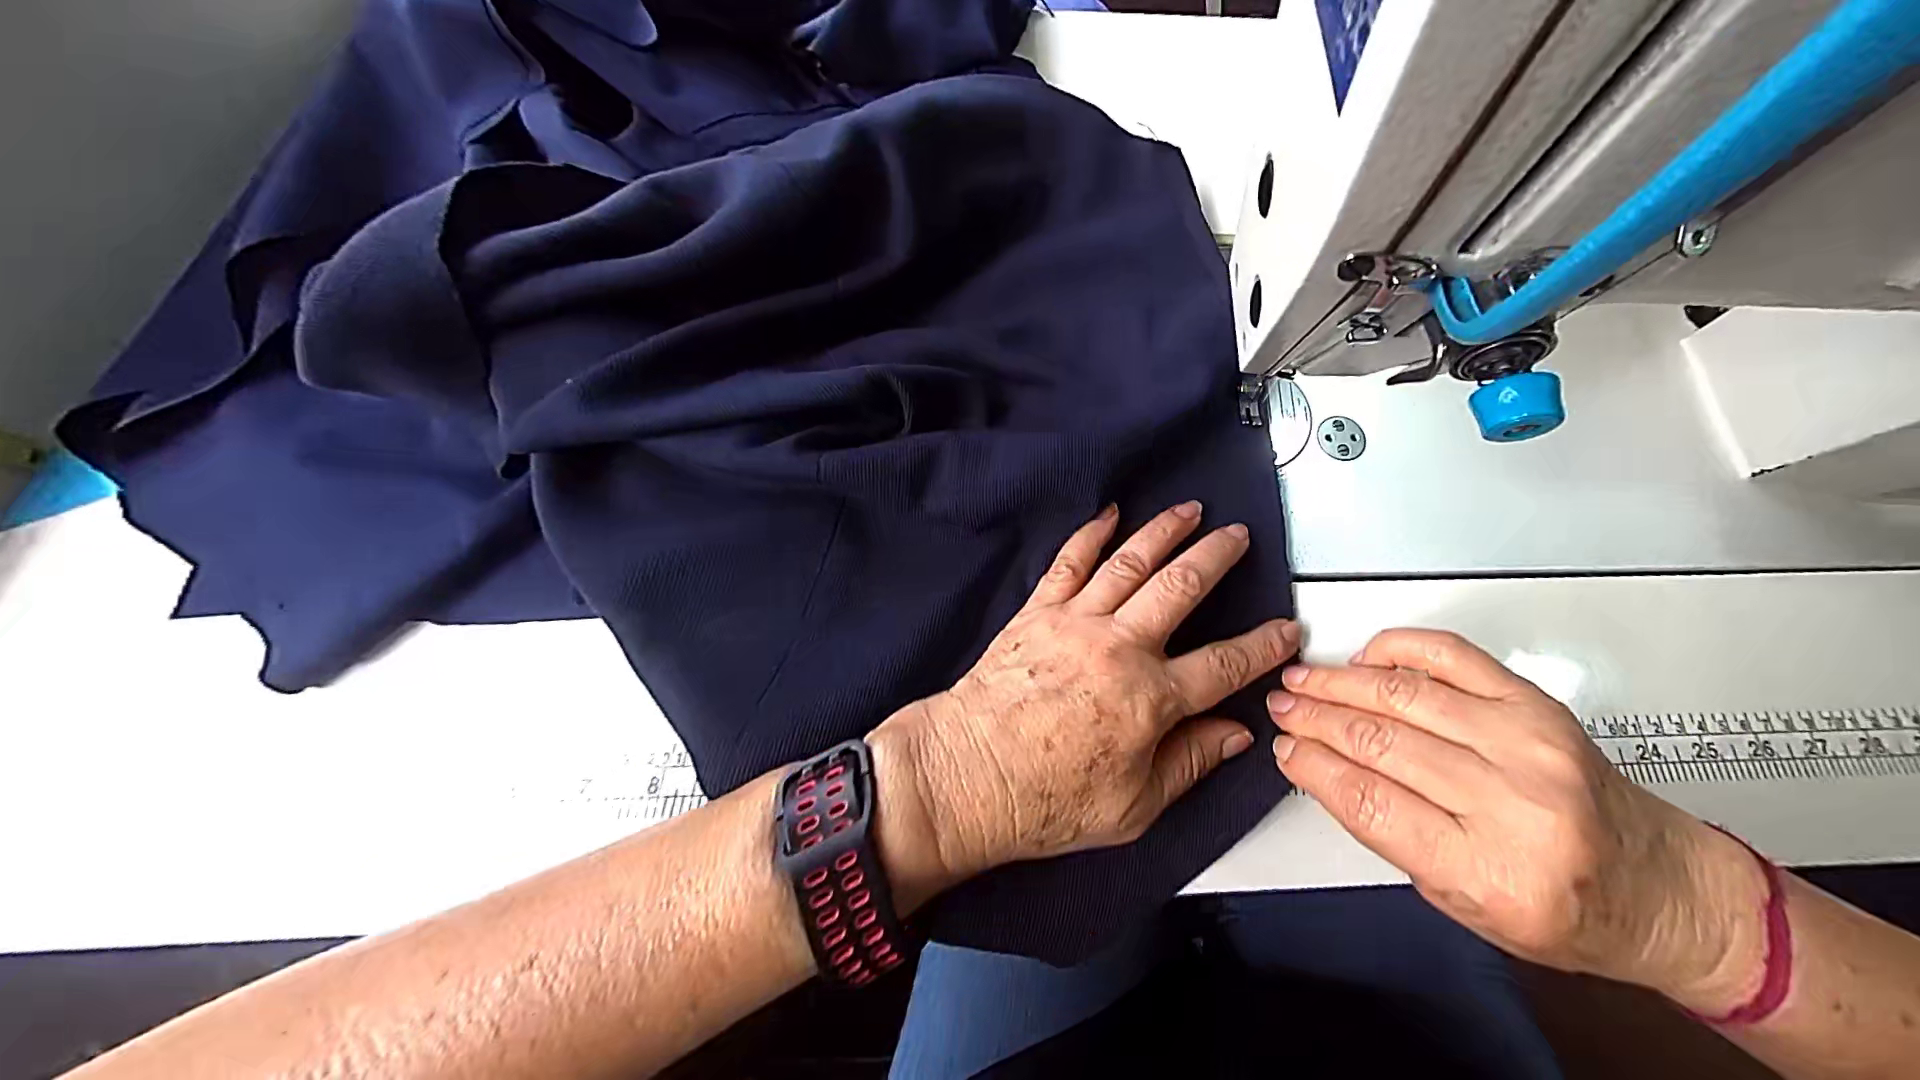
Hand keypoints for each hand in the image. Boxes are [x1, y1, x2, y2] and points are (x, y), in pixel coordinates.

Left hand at [868, 502, 1296, 907]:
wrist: (968, 776)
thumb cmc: (1042, 798)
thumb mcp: (1134, 806)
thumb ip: (1190, 763)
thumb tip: (1233, 736)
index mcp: (1151, 700)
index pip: (1226, 664)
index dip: (1263, 645)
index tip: (1283, 631)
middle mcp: (1118, 649)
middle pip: (1183, 588)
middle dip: (1217, 556)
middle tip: (1237, 537)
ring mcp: (1076, 624)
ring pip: (1132, 563)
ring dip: (1164, 531)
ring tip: (1189, 511)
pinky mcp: (1037, 614)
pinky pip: (1069, 562)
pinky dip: (1090, 534)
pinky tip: (1108, 515)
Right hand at [1267, 629, 1769, 1012]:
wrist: (1662, 890)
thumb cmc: (1565, 907)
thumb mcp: (1457, 899)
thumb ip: (1384, 829)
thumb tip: (1320, 766)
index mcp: (1494, 872)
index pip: (1367, 800)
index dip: (1311, 765)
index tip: (1286, 749)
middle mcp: (1518, 803)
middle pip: (1378, 741)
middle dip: (1313, 718)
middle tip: (1283, 707)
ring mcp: (1532, 745)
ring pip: (1403, 695)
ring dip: (1339, 683)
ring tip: (1304, 681)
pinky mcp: (1539, 707)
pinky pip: (1452, 657)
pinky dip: (1397, 648)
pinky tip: (1366, 657)